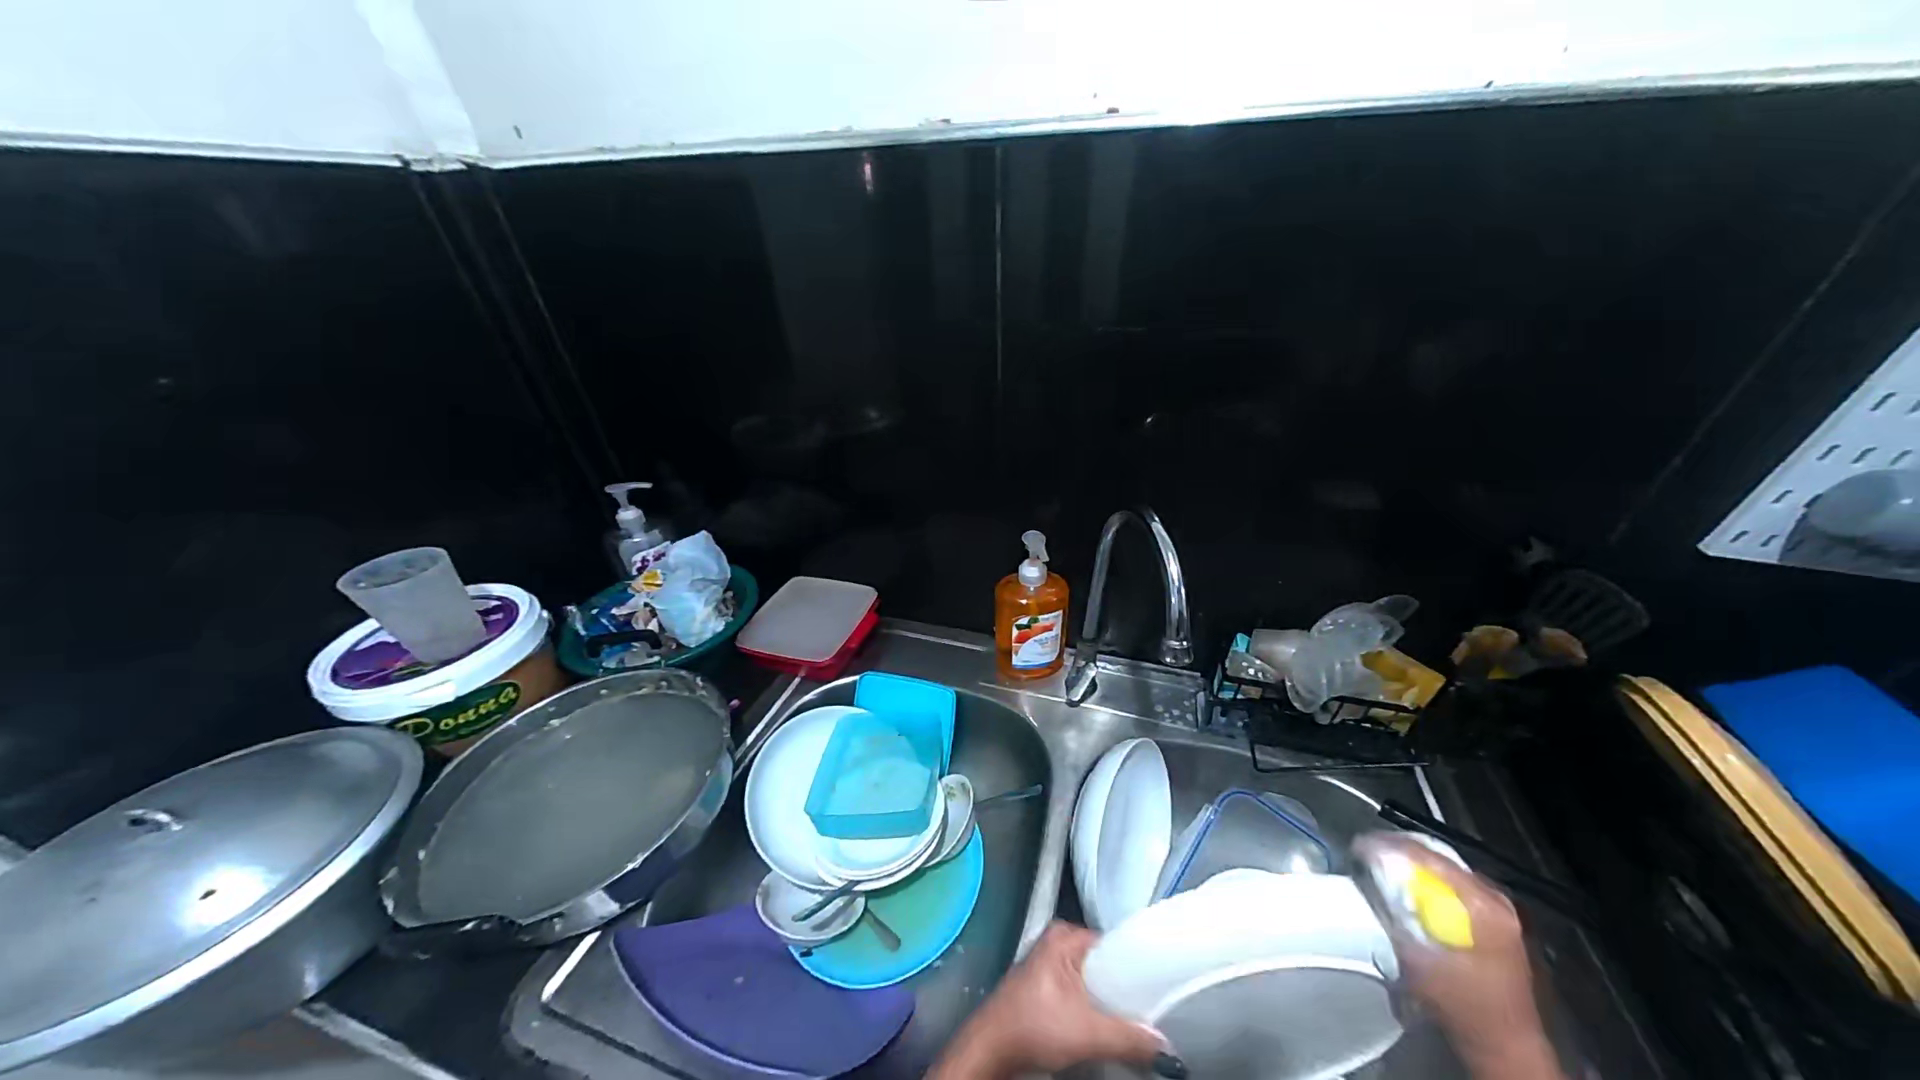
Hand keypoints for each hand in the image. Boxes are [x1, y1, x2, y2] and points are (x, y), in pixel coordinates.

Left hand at [929, 921, 1163, 1079]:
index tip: (1166, 987)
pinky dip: (1097, 1010)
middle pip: (1106, 964)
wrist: (990, 1050)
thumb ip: (1130, 1037)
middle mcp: (1058, 943)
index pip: (1115, 943)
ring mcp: (1050, 966)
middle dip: (1128, 989)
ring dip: (1113, 1003)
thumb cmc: (1034, 1027)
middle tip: (1157, 1011)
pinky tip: (1113, 1026)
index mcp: (1065, 936)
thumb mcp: (1088, 1033)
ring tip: (1141, 1020)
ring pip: (1095, 982)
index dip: (1140, 966)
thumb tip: (1168, 1047)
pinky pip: (1083, 993)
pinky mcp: (1046, 989)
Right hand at [1352, 833, 1564, 1079]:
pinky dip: (1426, 878)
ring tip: (1379, 864)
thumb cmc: (1460, 1004)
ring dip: (1410, 863)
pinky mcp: (1495, 918)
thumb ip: (1393, 913)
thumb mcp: (1416, 958)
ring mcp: (1498, 907)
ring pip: (1444, 866)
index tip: (1357, 846)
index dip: (1387, 846)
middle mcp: (1493, 896)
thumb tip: (1367, 875)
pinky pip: (1452, 882)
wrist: (1503, 1043)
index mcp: (1479, 903)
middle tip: (1364, 853)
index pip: (1426, 856)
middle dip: (1397, 851)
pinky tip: (1407, 887)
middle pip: (1436, 855)